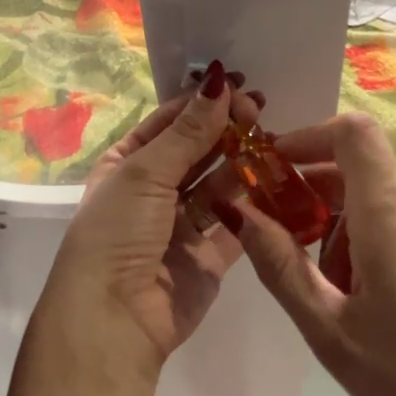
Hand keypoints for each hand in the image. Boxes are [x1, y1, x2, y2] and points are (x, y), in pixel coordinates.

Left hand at [55, 67, 263, 364]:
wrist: (115, 315)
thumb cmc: (119, 229)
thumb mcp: (146, 171)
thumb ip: (188, 131)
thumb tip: (217, 80)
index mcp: (125, 163)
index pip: (168, 123)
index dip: (201, 103)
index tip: (238, 84)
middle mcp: (152, 190)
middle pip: (195, 152)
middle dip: (226, 129)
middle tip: (263, 108)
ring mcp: (181, 224)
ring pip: (218, 185)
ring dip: (242, 162)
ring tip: (276, 139)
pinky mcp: (208, 258)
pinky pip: (236, 224)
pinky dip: (256, 205)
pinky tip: (281, 181)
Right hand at [221, 113, 395, 395]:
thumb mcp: (333, 336)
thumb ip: (280, 265)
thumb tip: (237, 208)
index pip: (355, 133)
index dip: (309, 133)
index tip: (275, 164)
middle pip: (363, 175)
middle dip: (315, 195)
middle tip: (285, 239)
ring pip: (388, 206)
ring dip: (346, 227)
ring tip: (336, 293)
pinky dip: (381, 245)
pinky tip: (379, 308)